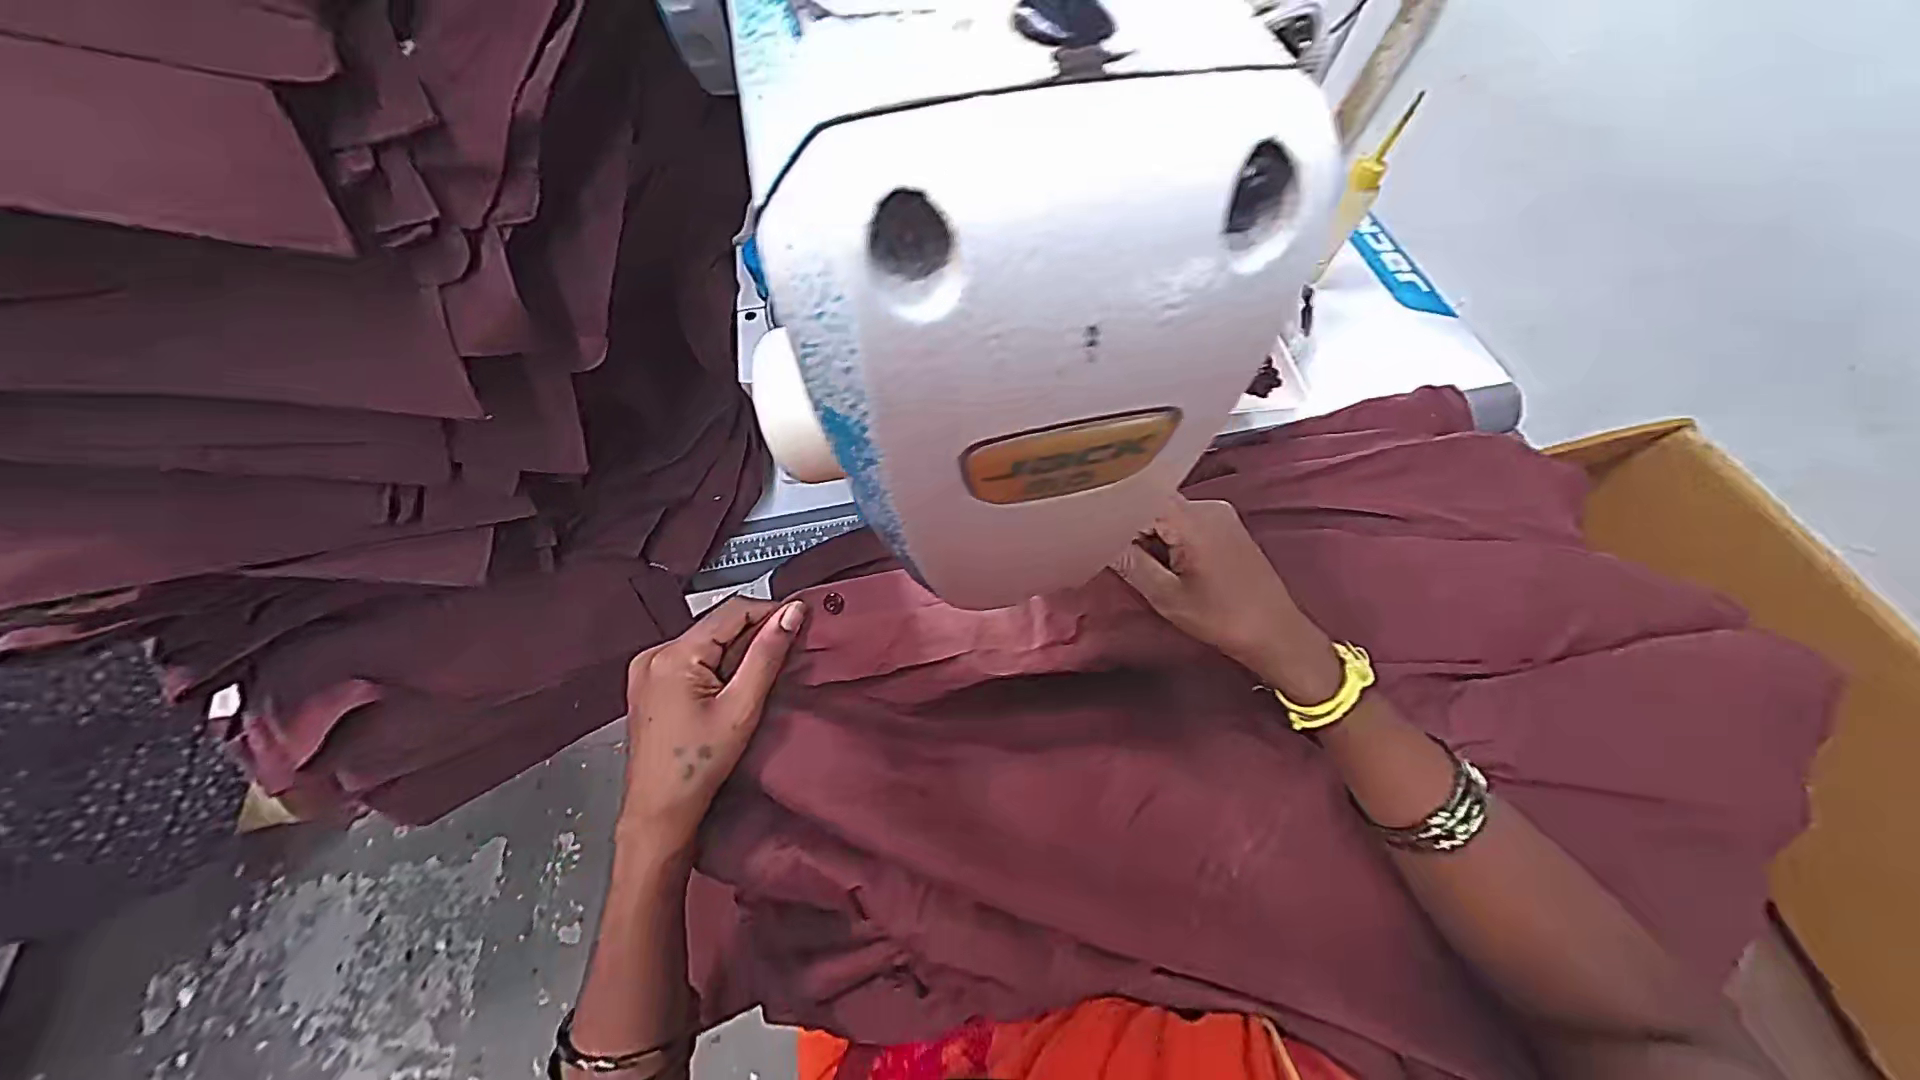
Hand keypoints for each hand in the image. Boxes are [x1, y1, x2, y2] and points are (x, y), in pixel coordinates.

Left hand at [618, 596, 806, 848]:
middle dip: (755, 633)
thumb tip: (790, 614)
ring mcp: (648, 669)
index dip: (770, 611)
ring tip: (759, 676)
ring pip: (708, 640)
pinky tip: (733, 687)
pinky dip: (719, 664)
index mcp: (673, 656)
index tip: (798, 620)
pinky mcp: (651, 682)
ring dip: (738, 650)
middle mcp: (654, 655)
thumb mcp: (742, 706)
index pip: (732, 610)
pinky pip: (694, 657)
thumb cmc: (697, 767)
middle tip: (785, 653)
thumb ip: (767, 654)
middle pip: (718, 624)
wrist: (659, 811)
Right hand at [1108, 495, 1339, 699]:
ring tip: (1136, 561)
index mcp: (1193, 520)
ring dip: (1148, 533)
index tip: (1091, 528)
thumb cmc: (1221, 618)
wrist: (1277, 633)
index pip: (1138, 497)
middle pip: (1152, 502)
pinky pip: (1184, 520)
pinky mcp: (1226, 525)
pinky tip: (1162, 562)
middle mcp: (1208, 506)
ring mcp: (1220, 513)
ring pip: (1166, 512)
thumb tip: (1098, 540)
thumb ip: (1130, 563)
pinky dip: (1167, 537)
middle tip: (1111, 553)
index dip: (1112, 511)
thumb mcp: (1166, 596)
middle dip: (1129, 525)